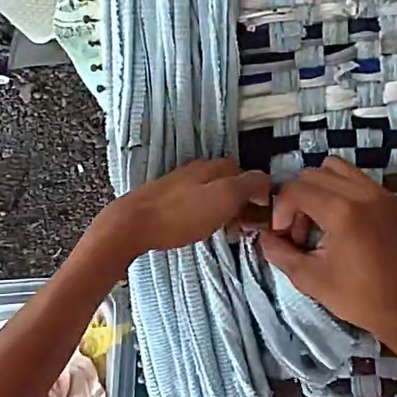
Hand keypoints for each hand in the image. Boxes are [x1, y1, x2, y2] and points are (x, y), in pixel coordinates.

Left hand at [93, 158, 271, 259]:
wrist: (131, 225)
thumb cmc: (181, 215)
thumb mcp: (224, 198)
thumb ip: (248, 185)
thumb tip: (265, 180)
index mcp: (212, 167)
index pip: (245, 171)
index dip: (257, 191)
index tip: (260, 215)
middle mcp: (195, 170)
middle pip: (227, 180)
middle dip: (239, 200)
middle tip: (242, 225)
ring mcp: (177, 183)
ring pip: (209, 191)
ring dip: (221, 208)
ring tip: (223, 230)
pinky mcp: (162, 199)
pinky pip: (192, 202)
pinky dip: (203, 213)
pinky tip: (198, 227)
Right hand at [259, 158, 396, 344]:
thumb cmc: (358, 297)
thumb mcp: (310, 279)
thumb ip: (280, 253)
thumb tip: (264, 237)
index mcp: (343, 211)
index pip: (295, 189)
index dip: (280, 210)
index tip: (284, 236)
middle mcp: (364, 193)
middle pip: (313, 174)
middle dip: (299, 199)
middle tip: (302, 232)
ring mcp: (384, 194)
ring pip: (338, 169)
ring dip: (320, 189)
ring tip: (322, 220)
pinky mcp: (396, 201)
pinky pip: (361, 181)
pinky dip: (345, 193)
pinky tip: (347, 224)